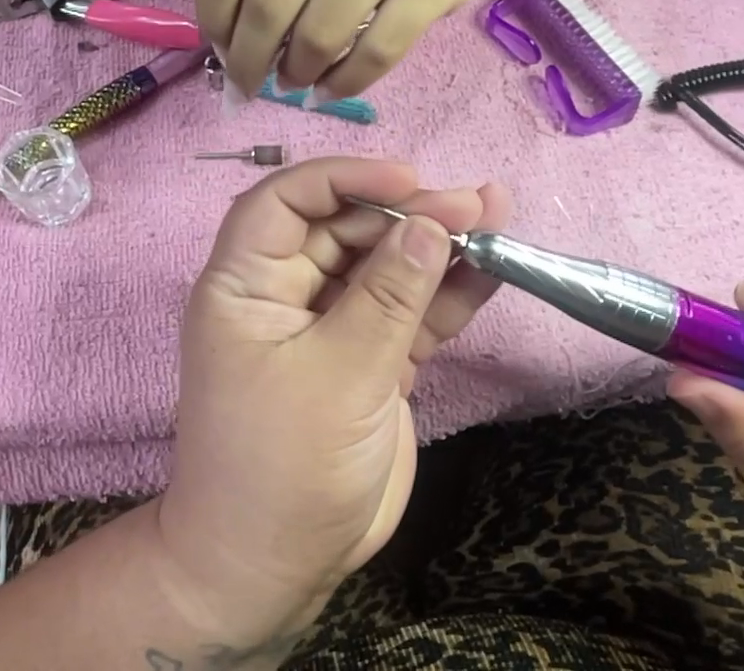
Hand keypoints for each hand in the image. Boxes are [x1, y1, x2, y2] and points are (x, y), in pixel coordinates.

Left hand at [133, 0, 495, 106]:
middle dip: (249, 60)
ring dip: (296, 72)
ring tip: (293, 79)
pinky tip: (330, 87)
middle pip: (268, 4)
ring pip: (321, 32)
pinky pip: (377, 50)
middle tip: (250, 82)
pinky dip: (345, 82)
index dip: (212, 22)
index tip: (221, 50)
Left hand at [155, 158, 509, 639]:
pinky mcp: (370, 361)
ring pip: (385, 267)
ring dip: (437, 244)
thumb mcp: (336, 374)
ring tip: (497, 211)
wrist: (278, 565)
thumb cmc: (282, 464)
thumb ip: (388, 297)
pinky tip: (492, 268)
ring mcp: (331, 327)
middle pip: (345, 229)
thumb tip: (431, 224)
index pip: (285, 202)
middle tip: (473, 204)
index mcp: (246, 284)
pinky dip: (448, 293)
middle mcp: (285, 294)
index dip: (342, 179)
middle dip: (406, 212)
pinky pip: (410, 313)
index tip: (407, 177)